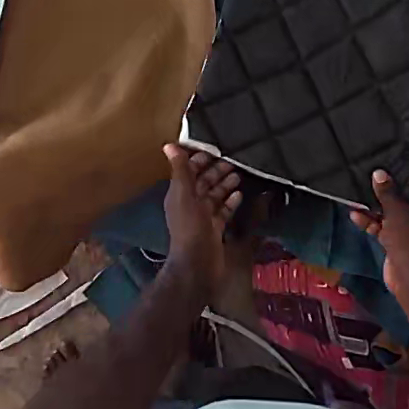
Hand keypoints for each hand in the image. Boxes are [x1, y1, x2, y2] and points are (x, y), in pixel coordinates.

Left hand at [161, 144, 242, 288]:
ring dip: (225, 184)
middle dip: (216, 171)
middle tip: (233, 161)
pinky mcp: (215, 229)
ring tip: (239, 174)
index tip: (216, 149)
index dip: (200, 160)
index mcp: (179, 194)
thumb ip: (180, 170)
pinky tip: (240, 195)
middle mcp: (190, 204)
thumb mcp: (183, 194)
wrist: (198, 264)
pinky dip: (230, 202)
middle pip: (203, 182)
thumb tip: (168, 144)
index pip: (189, 171)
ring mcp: (203, 218)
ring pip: (215, 196)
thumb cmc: (190, 227)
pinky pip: (223, 212)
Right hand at [349, 170, 408, 300]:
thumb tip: (380, 172)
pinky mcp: (397, 248)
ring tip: (355, 199)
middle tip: (365, 183)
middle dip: (383, 197)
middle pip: (400, 205)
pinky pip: (383, 230)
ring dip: (373, 211)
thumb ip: (387, 194)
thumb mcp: (397, 215)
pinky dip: (371, 224)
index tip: (381, 171)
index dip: (398, 182)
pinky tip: (356, 216)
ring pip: (389, 218)